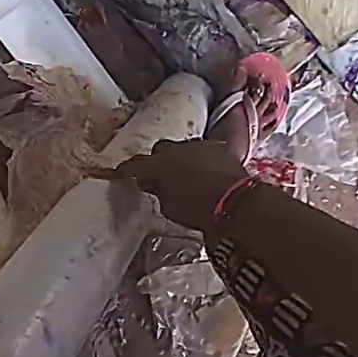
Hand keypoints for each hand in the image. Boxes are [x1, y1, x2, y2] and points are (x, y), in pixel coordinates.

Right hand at [110, 138, 250, 232]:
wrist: (238, 205)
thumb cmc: (199, 211)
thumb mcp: (170, 207)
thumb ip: (158, 191)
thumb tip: (149, 181)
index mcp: (160, 165)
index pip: (136, 164)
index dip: (126, 169)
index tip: (119, 173)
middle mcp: (178, 149)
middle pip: (160, 149)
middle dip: (157, 161)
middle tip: (157, 177)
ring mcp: (201, 146)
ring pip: (183, 148)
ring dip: (180, 159)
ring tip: (183, 175)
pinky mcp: (221, 149)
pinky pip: (204, 151)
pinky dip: (200, 160)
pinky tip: (204, 173)